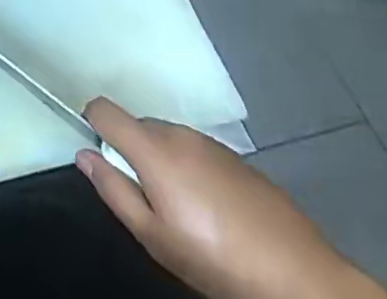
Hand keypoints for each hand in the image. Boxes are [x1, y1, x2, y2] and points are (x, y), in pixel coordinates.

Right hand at [78, 98, 386, 298]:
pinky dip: (191, 169)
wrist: (302, 278)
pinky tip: (213, 211)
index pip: (104, 109)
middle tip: (148, 199)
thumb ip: (113, 190)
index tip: (102, 158)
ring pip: (167, 138)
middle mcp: (180, 134)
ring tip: (183, 210)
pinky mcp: (238, 159)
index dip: (93, 125)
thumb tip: (84, 156)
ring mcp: (212, 144)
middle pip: (137, 125)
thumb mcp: (153, 236)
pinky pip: (197, 151)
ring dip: (162, 160)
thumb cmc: (216, 259)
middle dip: (131, 152)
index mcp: (153, 149)